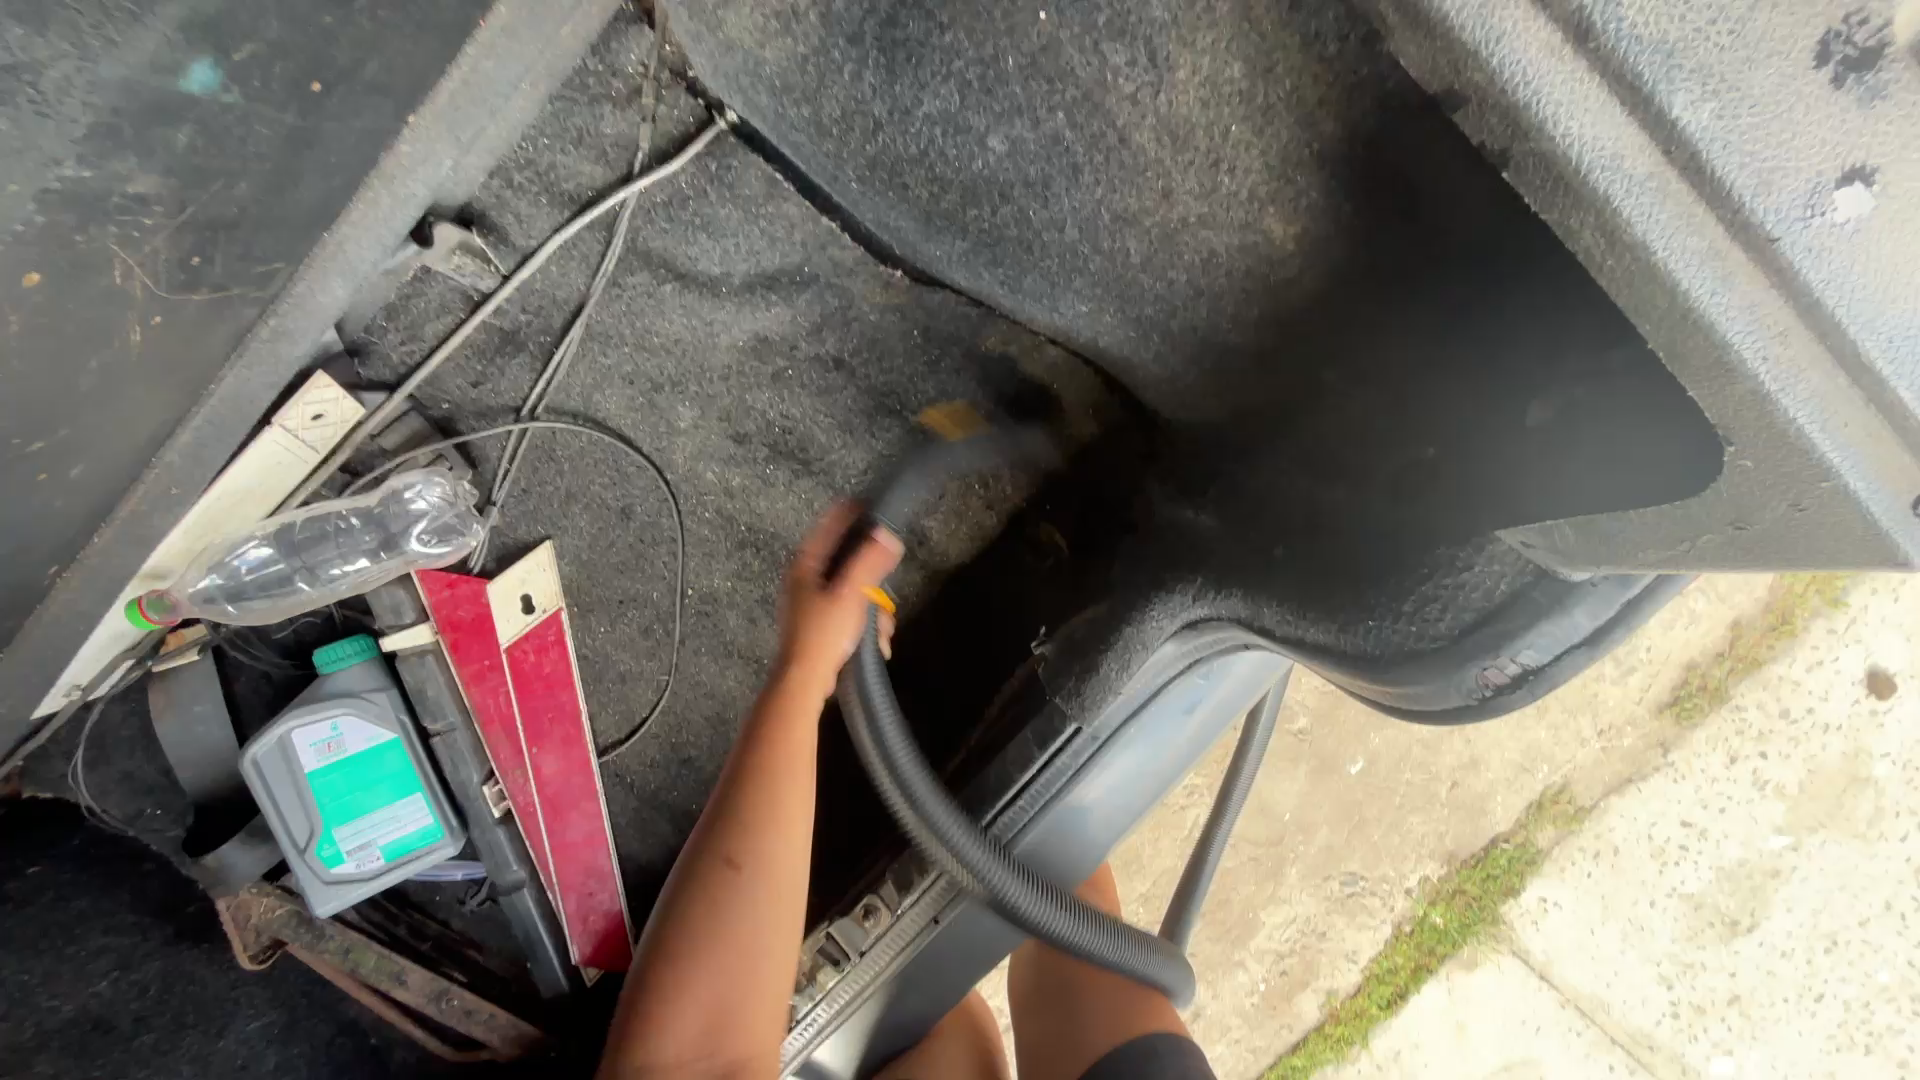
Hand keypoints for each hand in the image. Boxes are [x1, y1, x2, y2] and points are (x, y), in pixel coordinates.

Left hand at [774, 501, 903, 698]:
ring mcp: (813, 603)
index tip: (871, 503)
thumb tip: (888, 536)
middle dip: (874, 583)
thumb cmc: (823, 633)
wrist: (805, 681)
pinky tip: (877, 644)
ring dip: (874, 612)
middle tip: (886, 591)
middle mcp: (806, 579)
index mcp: (806, 565)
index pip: (829, 526)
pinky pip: (852, 614)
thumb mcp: (851, 593)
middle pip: (849, 563)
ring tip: (882, 632)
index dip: (851, 513)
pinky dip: (867, 627)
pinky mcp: (822, 625)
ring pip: (856, 592)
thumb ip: (870, 562)